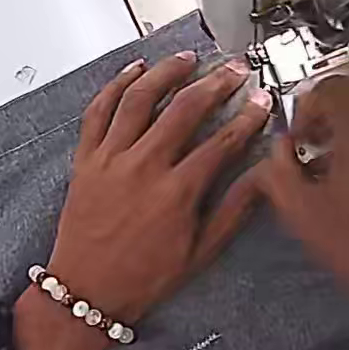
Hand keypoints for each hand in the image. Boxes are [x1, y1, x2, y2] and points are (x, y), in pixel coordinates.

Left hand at [14, 51, 272, 349]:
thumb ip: (233, 210)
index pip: (222, 142)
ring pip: (140, 98)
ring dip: (167, 72)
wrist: (87, 291)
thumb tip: (262, 177)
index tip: (262, 102)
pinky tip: (134, 70)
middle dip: (216, 84)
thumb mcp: (200, 252)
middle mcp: (143, 167)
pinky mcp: (86, 159)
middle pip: (185, 109)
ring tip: (188, 58)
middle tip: (234, 71)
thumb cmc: (143, 276)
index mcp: (176, 193)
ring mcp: (111, 159)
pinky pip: (99, 111)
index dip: (248, 118)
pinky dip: (115, 85)